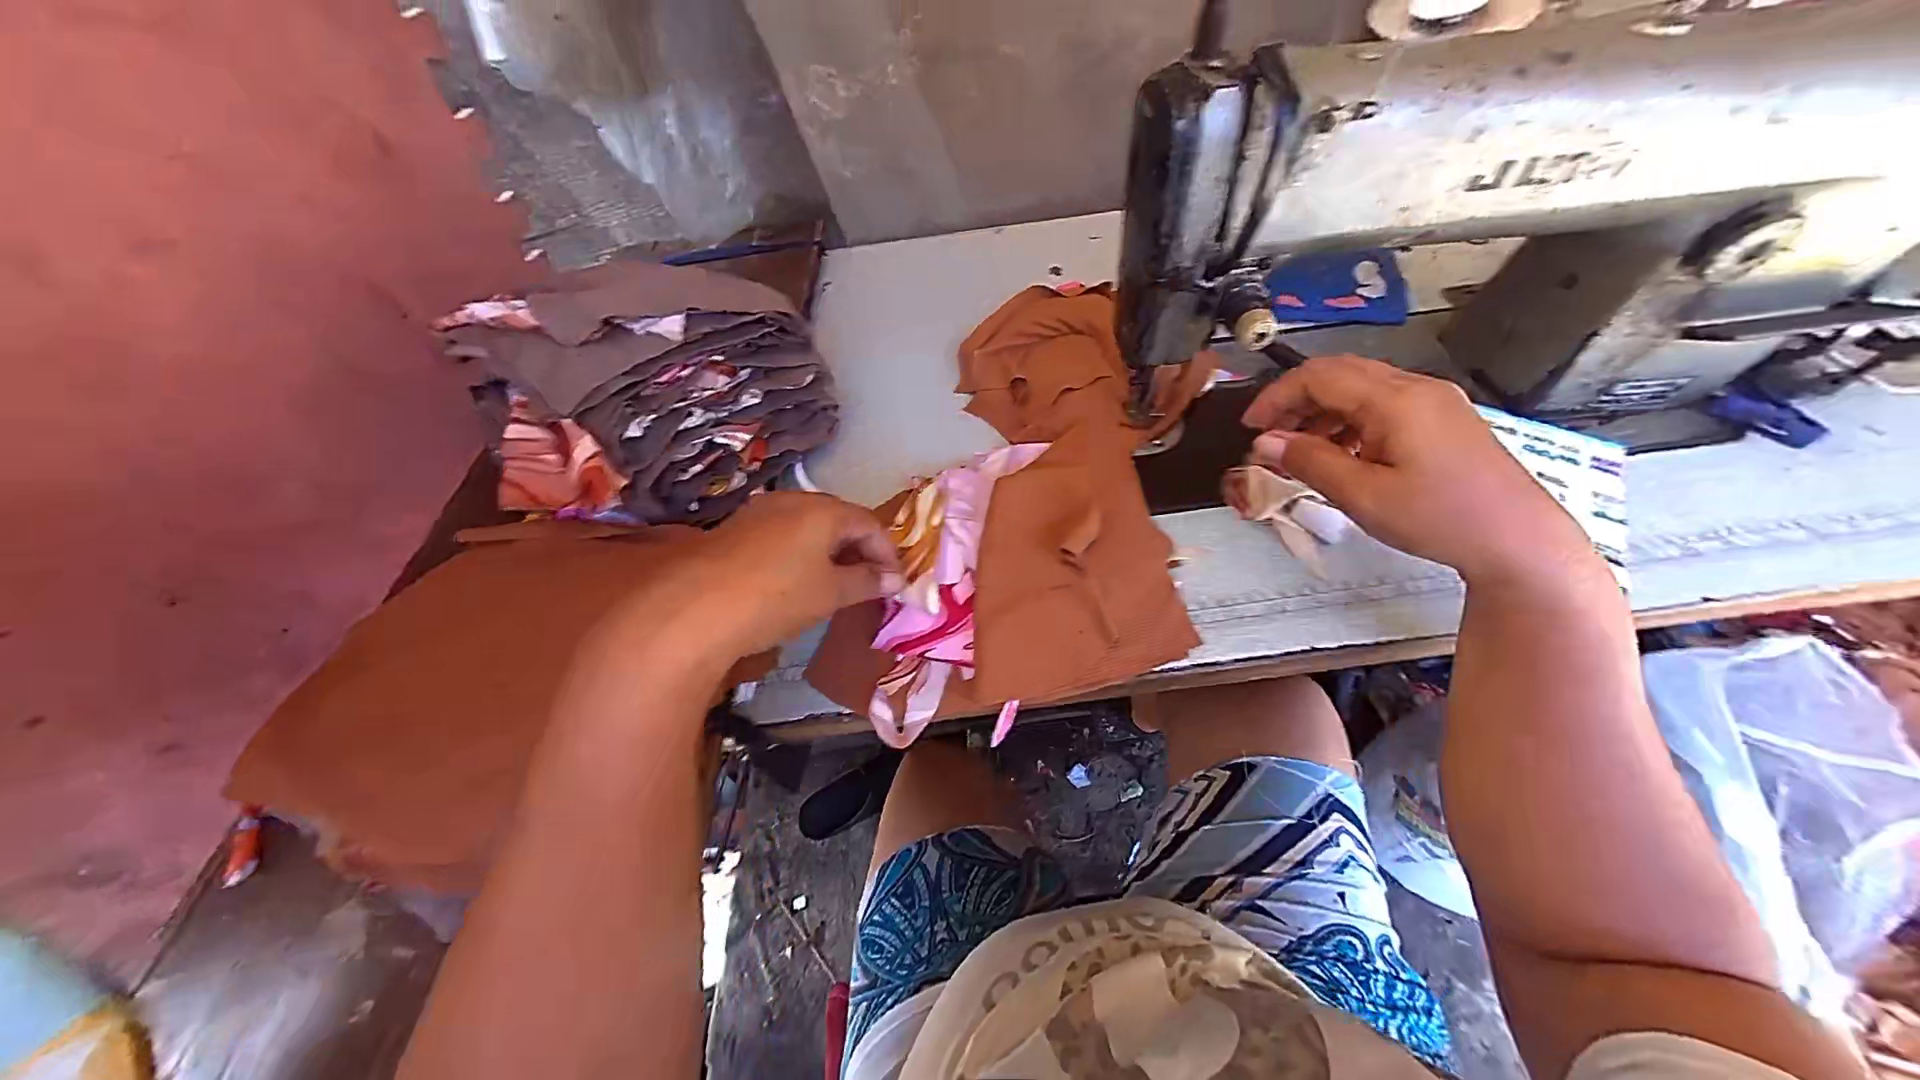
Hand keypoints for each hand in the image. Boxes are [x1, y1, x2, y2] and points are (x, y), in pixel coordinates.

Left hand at [677, 491, 902, 657]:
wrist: (695, 607)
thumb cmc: (777, 596)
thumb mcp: (830, 593)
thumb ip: (866, 581)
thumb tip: (893, 580)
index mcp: (824, 510)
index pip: (870, 524)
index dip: (887, 554)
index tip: (894, 584)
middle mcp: (794, 500)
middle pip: (840, 519)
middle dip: (859, 550)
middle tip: (869, 583)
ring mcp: (761, 512)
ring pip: (809, 526)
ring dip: (830, 552)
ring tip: (836, 585)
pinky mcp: (738, 529)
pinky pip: (783, 535)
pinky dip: (802, 553)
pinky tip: (798, 581)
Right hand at [1241, 355, 1597, 586]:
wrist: (1518, 540)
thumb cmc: (1440, 518)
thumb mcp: (1362, 495)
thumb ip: (1309, 462)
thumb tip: (1265, 442)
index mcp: (1396, 400)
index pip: (1318, 376)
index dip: (1276, 397)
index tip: (1251, 427)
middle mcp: (1417, 389)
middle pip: (1339, 374)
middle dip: (1295, 402)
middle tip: (1270, 438)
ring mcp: (1434, 401)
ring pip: (1360, 388)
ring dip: (1321, 413)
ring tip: (1300, 452)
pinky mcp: (1443, 419)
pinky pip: (1383, 405)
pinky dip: (1348, 422)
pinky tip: (1340, 455)